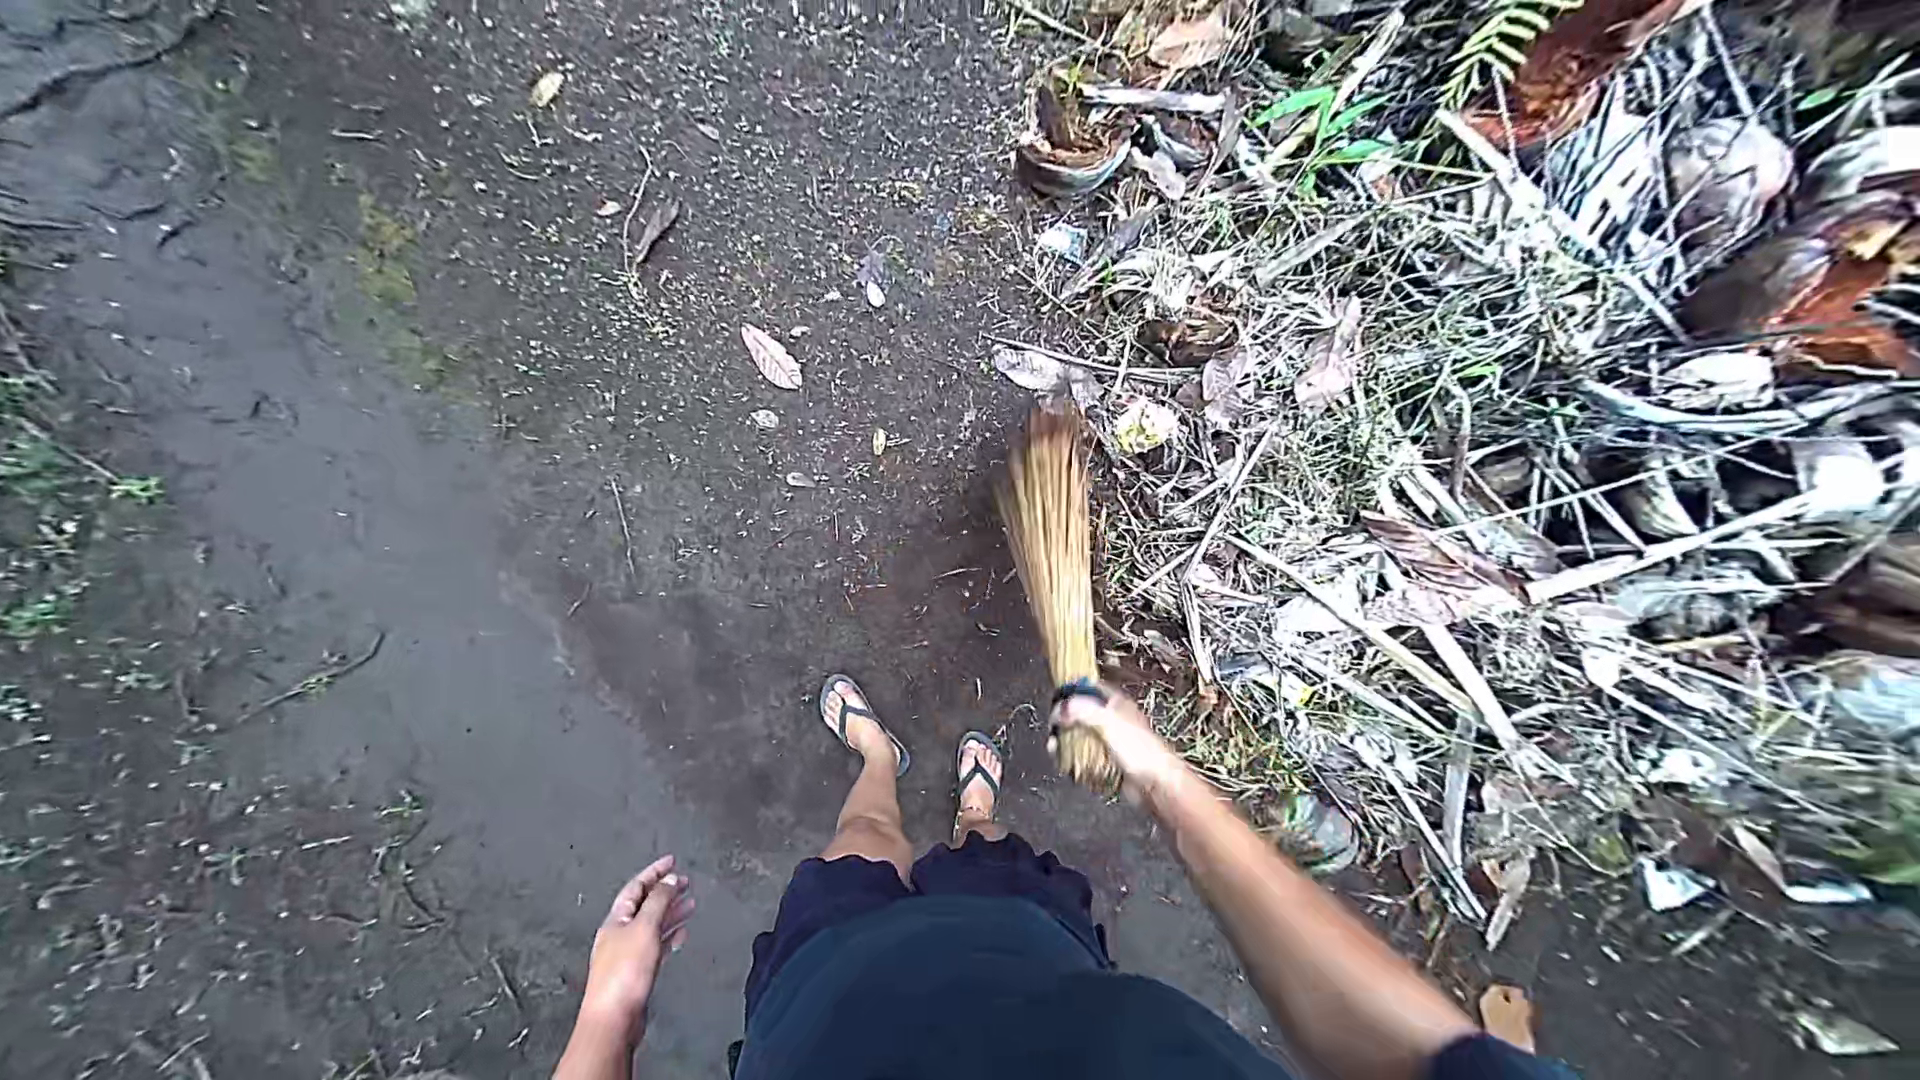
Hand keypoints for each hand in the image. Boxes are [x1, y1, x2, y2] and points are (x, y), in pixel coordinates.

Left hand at [579, 855, 694, 1042]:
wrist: (614, 1020)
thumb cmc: (623, 974)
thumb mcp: (645, 926)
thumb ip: (659, 900)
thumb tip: (670, 879)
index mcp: (616, 920)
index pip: (636, 886)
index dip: (654, 871)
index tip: (671, 861)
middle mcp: (620, 934)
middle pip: (645, 904)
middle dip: (666, 891)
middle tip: (685, 881)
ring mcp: (628, 953)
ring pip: (653, 924)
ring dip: (671, 912)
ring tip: (690, 904)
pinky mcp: (637, 971)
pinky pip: (657, 945)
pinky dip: (670, 935)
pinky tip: (680, 935)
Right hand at [1050, 683, 1190, 804]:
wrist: (1156, 785)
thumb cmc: (1141, 751)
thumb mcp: (1108, 721)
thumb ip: (1082, 710)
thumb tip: (1060, 708)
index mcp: (1116, 703)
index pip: (1090, 688)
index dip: (1073, 690)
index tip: (1057, 698)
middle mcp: (1113, 720)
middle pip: (1082, 714)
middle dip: (1065, 720)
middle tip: (1053, 727)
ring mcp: (1111, 742)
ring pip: (1082, 737)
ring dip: (1066, 742)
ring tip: (1055, 748)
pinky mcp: (1109, 762)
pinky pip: (1086, 758)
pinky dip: (1075, 760)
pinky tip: (1068, 764)